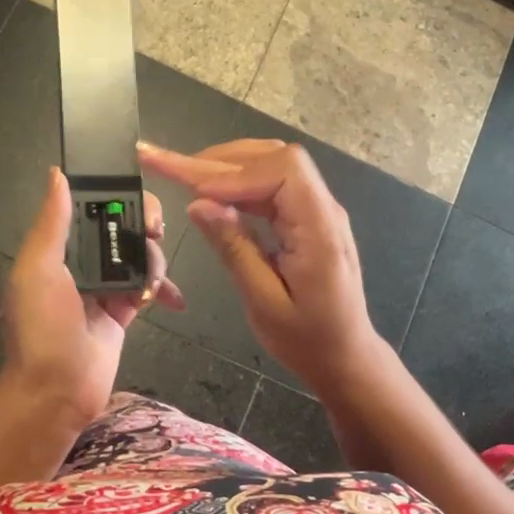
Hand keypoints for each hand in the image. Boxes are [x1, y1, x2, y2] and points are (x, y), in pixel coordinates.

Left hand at [0, 167, 182, 428]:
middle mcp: (80, 264)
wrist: (57, 391)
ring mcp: (104, 288)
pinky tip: (173, 300)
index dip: (117, 198)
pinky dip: (163, 291)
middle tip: (156, 233)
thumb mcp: (38, 270)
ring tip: (150, 285)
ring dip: (154, 262)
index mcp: (56, 249)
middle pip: (121, 229)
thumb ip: (52, 223)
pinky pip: (149, 290)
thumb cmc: (42, 328)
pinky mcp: (124, 313)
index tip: (138, 201)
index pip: (91, 209)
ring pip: (140, 257)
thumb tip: (58, 174)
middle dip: (143, 226)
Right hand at [138, 139, 381, 396]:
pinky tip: (211, 193)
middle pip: (276, 158)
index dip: (234, 172)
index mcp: (319, 228)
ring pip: (273, 166)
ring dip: (227, 166)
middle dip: (220, 160)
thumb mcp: (264, 302)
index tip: (194, 190)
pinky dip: (239, 184)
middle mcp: (323, 209)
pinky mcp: (307, 220)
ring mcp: (317, 212)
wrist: (345, 356)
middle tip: (168, 164)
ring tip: (182, 173)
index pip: (283, 170)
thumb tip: (197, 204)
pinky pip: (273, 186)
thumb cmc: (308, 339)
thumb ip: (234, 250)